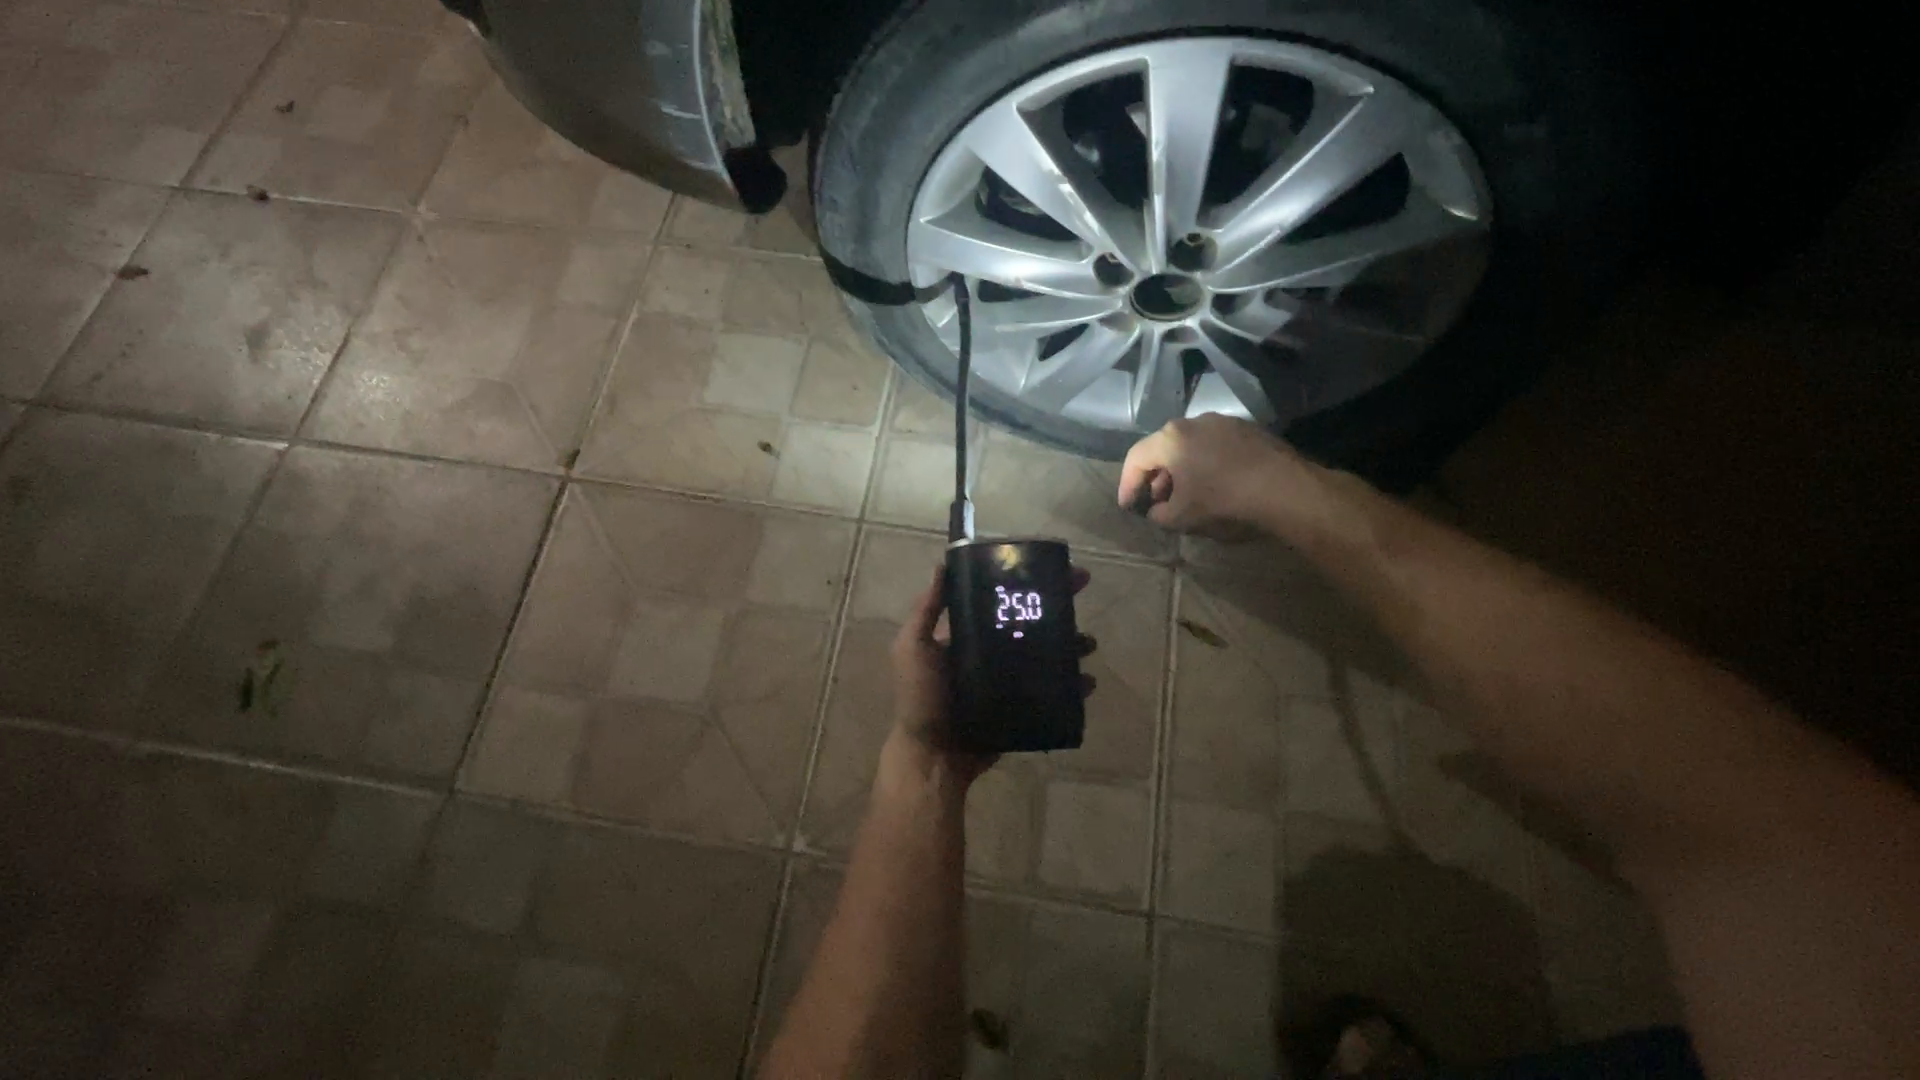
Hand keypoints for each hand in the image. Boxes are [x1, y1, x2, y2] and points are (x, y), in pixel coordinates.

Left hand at [883, 565, 1095, 793]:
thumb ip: (926, 610)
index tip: (1047, 563)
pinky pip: (1055, 692)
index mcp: (969, 634)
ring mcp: (1011, 681)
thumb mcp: (913, 648)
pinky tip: (1087, 682)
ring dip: (1072, 644)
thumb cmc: (921, 699)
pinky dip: (1074, 686)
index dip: (1024, 580)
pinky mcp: (1024, 708)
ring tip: (1087, 643)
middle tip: (1082, 588)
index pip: (1001, 599)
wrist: (933, 757)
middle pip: (1033, 621)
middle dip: (1059, 605)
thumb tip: (942, 565)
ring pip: (1050, 654)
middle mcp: (993, 652)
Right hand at [1117, 414, 1309, 537]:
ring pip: (1192, 445)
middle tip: (1157, 501)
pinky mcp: (1250, 429)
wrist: (1285, 490)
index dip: (1127, 484)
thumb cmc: (1223, 502)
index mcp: (1170, 439)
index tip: (1128, 506)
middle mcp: (1194, 422)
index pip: (1136, 458)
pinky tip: (1218, 485)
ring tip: (1188, 494)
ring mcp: (1225, 422)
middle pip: (1164, 448)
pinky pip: (1217, 446)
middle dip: (1157, 476)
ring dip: (1184, 469)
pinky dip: (1209, 463)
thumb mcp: (1182, 518)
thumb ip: (1159, 514)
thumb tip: (1157, 510)